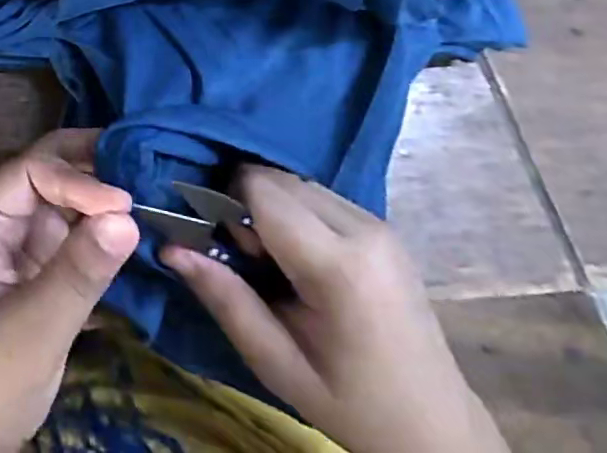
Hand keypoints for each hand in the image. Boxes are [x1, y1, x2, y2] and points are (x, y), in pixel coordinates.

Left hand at [0, 129, 139, 452]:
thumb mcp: (33, 331)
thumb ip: (78, 273)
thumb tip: (127, 217)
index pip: (32, 171)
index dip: (79, 179)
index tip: (125, 203)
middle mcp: (3, 215)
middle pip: (51, 168)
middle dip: (95, 164)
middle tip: (148, 167)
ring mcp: (25, 236)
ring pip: (70, 192)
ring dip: (107, 190)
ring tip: (155, 188)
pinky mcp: (46, 259)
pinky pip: (81, 225)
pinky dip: (109, 222)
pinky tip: (142, 222)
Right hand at [163, 166, 509, 452]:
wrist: (436, 428)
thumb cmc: (352, 404)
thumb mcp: (278, 365)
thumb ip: (225, 299)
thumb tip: (170, 247)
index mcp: (339, 265)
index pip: (262, 189)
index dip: (228, 205)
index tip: (225, 248)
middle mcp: (362, 228)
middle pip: (277, 178)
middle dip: (246, 204)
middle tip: (248, 259)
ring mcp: (377, 222)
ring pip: (296, 182)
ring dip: (270, 205)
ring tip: (275, 262)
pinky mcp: (382, 225)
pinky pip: (318, 194)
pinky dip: (294, 210)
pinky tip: (300, 258)